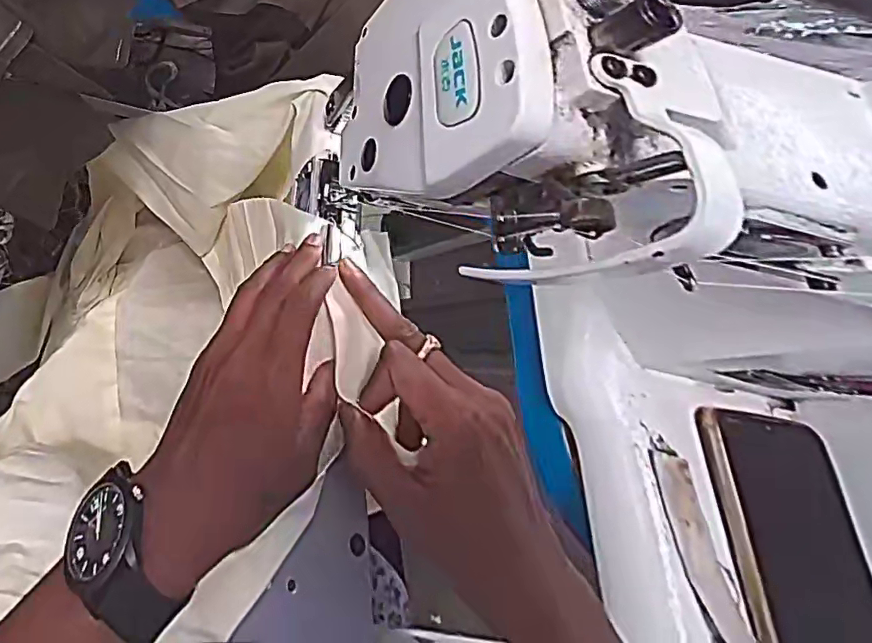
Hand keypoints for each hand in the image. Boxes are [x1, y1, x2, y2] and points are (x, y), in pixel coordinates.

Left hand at [132, 236, 339, 598]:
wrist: (179, 508)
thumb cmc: (238, 491)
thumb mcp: (301, 460)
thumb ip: (318, 407)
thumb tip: (326, 374)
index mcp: (273, 379)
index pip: (297, 311)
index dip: (315, 283)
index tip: (328, 269)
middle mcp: (243, 359)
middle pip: (272, 294)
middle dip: (296, 264)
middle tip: (313, 246)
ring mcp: (220, 358)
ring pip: (248, 298)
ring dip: (271, 270)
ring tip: (289, 254)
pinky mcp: (205, 364)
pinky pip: (233, 313)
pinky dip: (251, 291)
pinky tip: (259, 289)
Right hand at [335, 262, 620, 642]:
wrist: (525, 574)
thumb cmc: (476, 549)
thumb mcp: (401, 501)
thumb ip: (364, 445)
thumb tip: (345, 411)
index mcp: (458, 418)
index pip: (402, 356)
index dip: (370, 368)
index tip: (350, 320)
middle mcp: (482, 401)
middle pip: (419, 349)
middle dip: (384, 359)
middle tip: (355, 297)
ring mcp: (494, 406)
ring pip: (434, 367)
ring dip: (407, 392)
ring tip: (403, 443)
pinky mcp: (498, 415)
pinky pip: (453, 388)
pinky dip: (428, 404)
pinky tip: (423, 446)